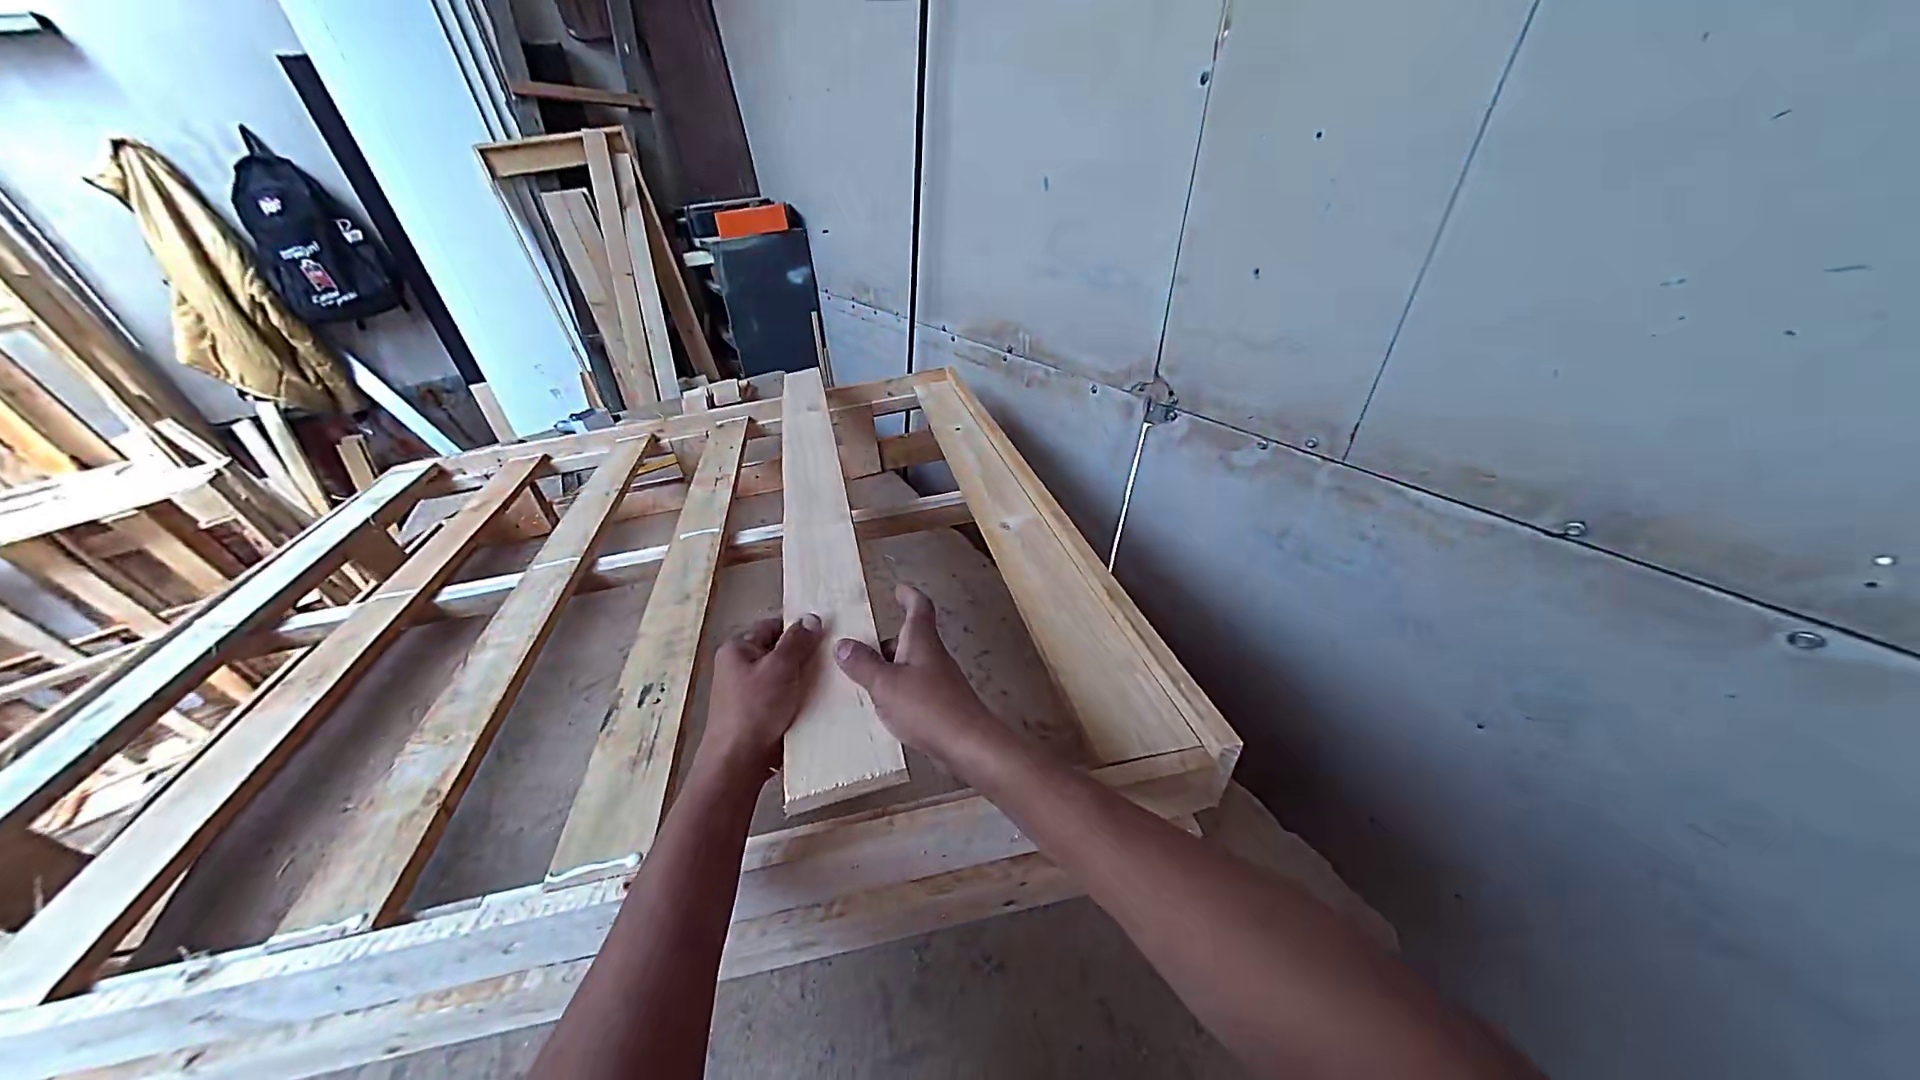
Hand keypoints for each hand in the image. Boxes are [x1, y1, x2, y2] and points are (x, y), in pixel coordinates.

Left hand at [700, 614, 820, 780]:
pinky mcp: (759, 712)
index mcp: (737, 649)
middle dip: (804, 654)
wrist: (739, 761)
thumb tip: (811, 617)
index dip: (798, 628)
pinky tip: (820, 699)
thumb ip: (797, 641)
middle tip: (832, 656)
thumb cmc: (756, 709)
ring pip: (784, 675)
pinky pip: (784, 696)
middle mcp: (739, 667)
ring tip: (831, 677)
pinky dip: (799, 696)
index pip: (773, 626)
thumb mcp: (780, 667)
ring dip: (804, 677)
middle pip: (779, 650)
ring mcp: (748, 692)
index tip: (826, 633)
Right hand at [833, 585, 1005, 765]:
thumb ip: (862, 664)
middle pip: (910, 638)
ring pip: (911, 664)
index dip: (908, 596)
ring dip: (890, 667)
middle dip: (887, 641)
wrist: (968, 744)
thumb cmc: (927, 707)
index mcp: (921, 641)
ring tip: (864, 681)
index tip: (898, 589)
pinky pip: (914, 687)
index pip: (918, 608)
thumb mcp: (885, 684)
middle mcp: (933, 656)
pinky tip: (885, 708)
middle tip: (861, 649)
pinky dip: (898, 689)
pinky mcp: (942, 704)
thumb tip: (843, 644)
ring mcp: (940, 680)